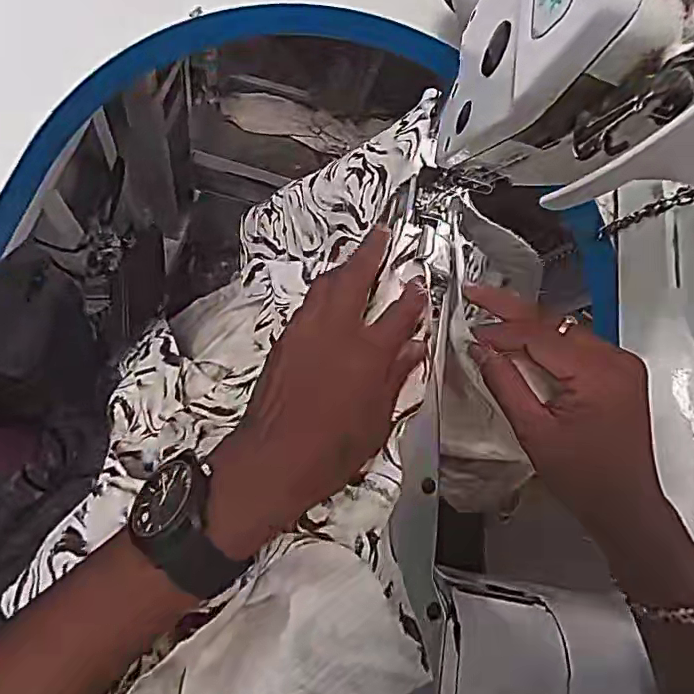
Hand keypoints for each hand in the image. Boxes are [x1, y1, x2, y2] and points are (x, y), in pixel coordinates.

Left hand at [207, 227, 426, 558]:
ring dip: (344, 266)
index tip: (419, 288)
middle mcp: (337, 332)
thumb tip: (414, 350)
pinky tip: (328, 295)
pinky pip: (309, 303)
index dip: (413, 297)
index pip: (400, 313)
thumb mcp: (378, 419)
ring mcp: (307, 332)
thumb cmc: (330, 449)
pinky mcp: (286, 341)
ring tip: (355, 256)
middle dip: (371, 252)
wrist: (273, 458)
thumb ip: (397, 377)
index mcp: (369, 353)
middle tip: (381, 234)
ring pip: (327, 284)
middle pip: (356, 278)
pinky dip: (323, 290)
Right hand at [467, 285, 693, 604]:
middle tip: (478, 294)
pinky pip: (579, 345)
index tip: (473, 333)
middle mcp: (616, 360)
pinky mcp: (620, 373)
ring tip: (494, 315)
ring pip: (566, 330)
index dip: (500, 332)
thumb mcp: (535, 433)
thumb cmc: (589, 481)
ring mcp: (621, 365)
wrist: (627, 507)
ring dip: (530, 324)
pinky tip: (525, 342)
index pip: (538, 335)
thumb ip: (506, 385)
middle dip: (512, 310)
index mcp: (597, 373)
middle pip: (554, 323)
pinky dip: (550, 342)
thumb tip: (483, 352)